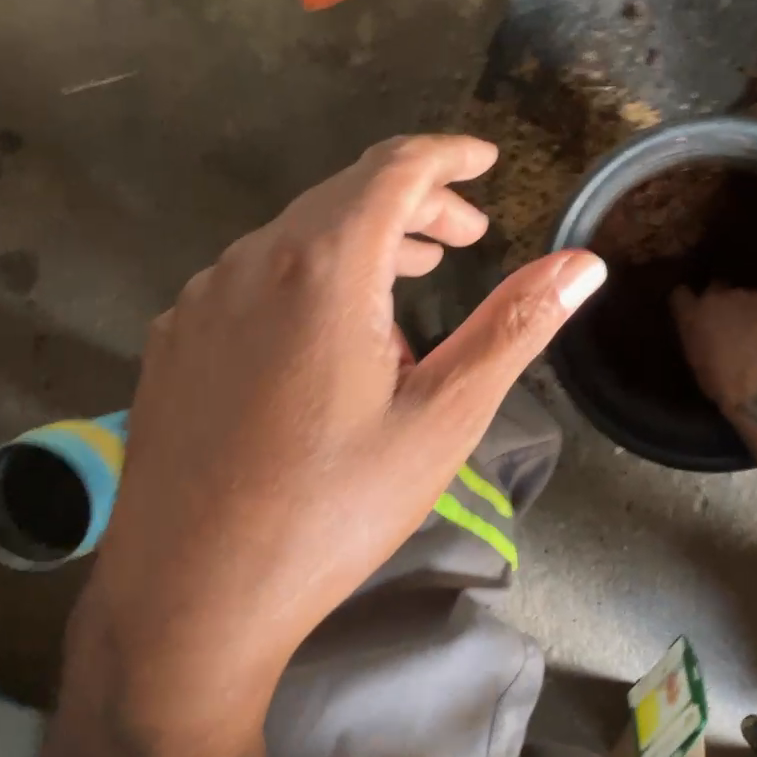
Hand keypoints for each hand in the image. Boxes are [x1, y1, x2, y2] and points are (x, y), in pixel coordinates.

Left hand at [74, 135, 605, 756]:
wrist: (192, 599)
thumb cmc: (336, 510)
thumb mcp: (445, 418)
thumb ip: (515, 328)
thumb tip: (584, 264)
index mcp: (323, 267)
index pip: (393, 169)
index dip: (446, 156)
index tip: (485, 161)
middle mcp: (250, 262)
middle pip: (343, 197)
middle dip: (415, 205)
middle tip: (468, 240)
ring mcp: (200, 302)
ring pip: (296, 239)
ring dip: (363, 244)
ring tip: (411, 282)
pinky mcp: (172, 343)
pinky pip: (254, 281)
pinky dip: (309, 281)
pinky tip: (329, 343)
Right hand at [670, 284, 756, 409]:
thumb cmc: (719, 380)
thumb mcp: (697, 360)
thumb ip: (699, 339)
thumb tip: (705, 336)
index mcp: (691, 315)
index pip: (680, 295)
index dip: (688, 302)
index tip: (693, 312)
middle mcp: (715, 297)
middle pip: (715, 287)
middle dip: (720, 300)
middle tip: (726, 320)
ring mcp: (745, 297)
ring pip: (743, 296)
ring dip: (745, 308)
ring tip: (753, 330)